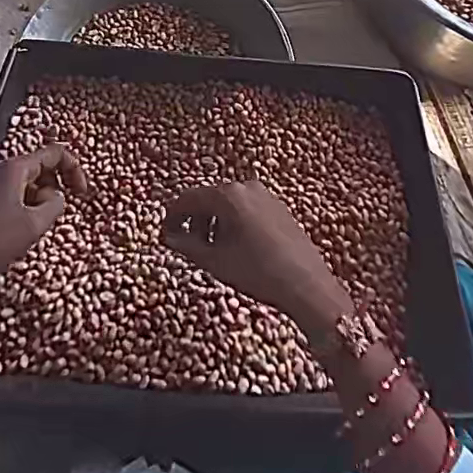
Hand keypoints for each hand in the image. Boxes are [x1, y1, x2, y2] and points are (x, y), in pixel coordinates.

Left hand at [0, 145, 86, 292]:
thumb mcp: (36, 224)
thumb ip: (56, 204)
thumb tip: (57, 197)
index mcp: (13, 168)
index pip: (54, 153)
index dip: (74, 169)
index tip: (81, 191)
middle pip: (37, 167)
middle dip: (52, 186)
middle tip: (54, 212)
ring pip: (22, 181)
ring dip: (36, 198)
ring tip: (33, 225)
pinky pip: (6, 192)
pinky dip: (19, 204)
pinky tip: (15, 229)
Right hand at [162, 181, 352, 330]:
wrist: (306, 285)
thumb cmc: (258, 272)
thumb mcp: (215, 261)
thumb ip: (187, 245)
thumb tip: (170, 237)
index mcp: (229, 195)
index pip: (189, 198)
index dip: (173, 216)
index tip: (165, 233)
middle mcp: (247, 187)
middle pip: (210, 198)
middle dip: (196, 221)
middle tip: (187, 245)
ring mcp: (266, 196)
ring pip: (229, 204)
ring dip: (215, 223)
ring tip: (212, 250)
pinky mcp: (278, 208)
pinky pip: (247, 209)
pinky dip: (234, 223)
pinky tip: (236, 247)